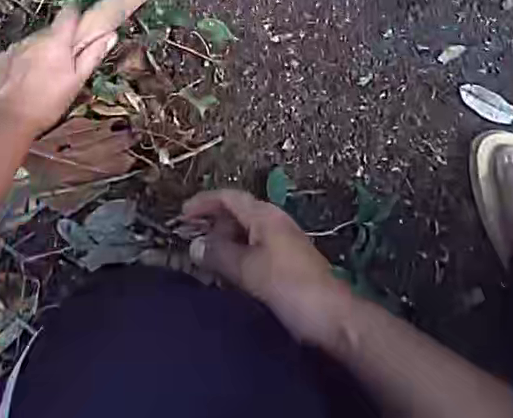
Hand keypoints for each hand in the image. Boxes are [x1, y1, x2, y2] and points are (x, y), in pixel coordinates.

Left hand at [0, 6, 115, 137]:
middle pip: (49, 32)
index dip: (76, 16)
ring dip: (37, 55)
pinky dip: (18, 65)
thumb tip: (111, 35)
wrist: (1, 123)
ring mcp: (11, 49)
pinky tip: (19, 85)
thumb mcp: (76, 82)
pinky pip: (13, 57)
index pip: (69, 12)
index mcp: (56, 40)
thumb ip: (92, 55)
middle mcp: (32, 39)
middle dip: (56, 43)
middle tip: (62, 65)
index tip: (81, 28)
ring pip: (30, 45)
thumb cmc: (45, 104)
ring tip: (39, 80)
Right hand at [183, 189, 358, 347]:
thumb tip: (195, 244)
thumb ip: (220, 254)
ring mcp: (282, 239)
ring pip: (245, 231)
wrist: (331, 315)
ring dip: (223, 240)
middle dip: (212, 222)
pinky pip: (253, 247)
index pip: (229, 197)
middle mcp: (274, 220)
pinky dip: (236, 253)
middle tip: (188, 239)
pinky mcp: (286, 259)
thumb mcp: (249, 270)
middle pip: (237, 211)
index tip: (181, 214)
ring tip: (202, 258)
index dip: (204, 202)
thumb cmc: (289, 286)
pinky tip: (226, 272)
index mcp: (265, 215)